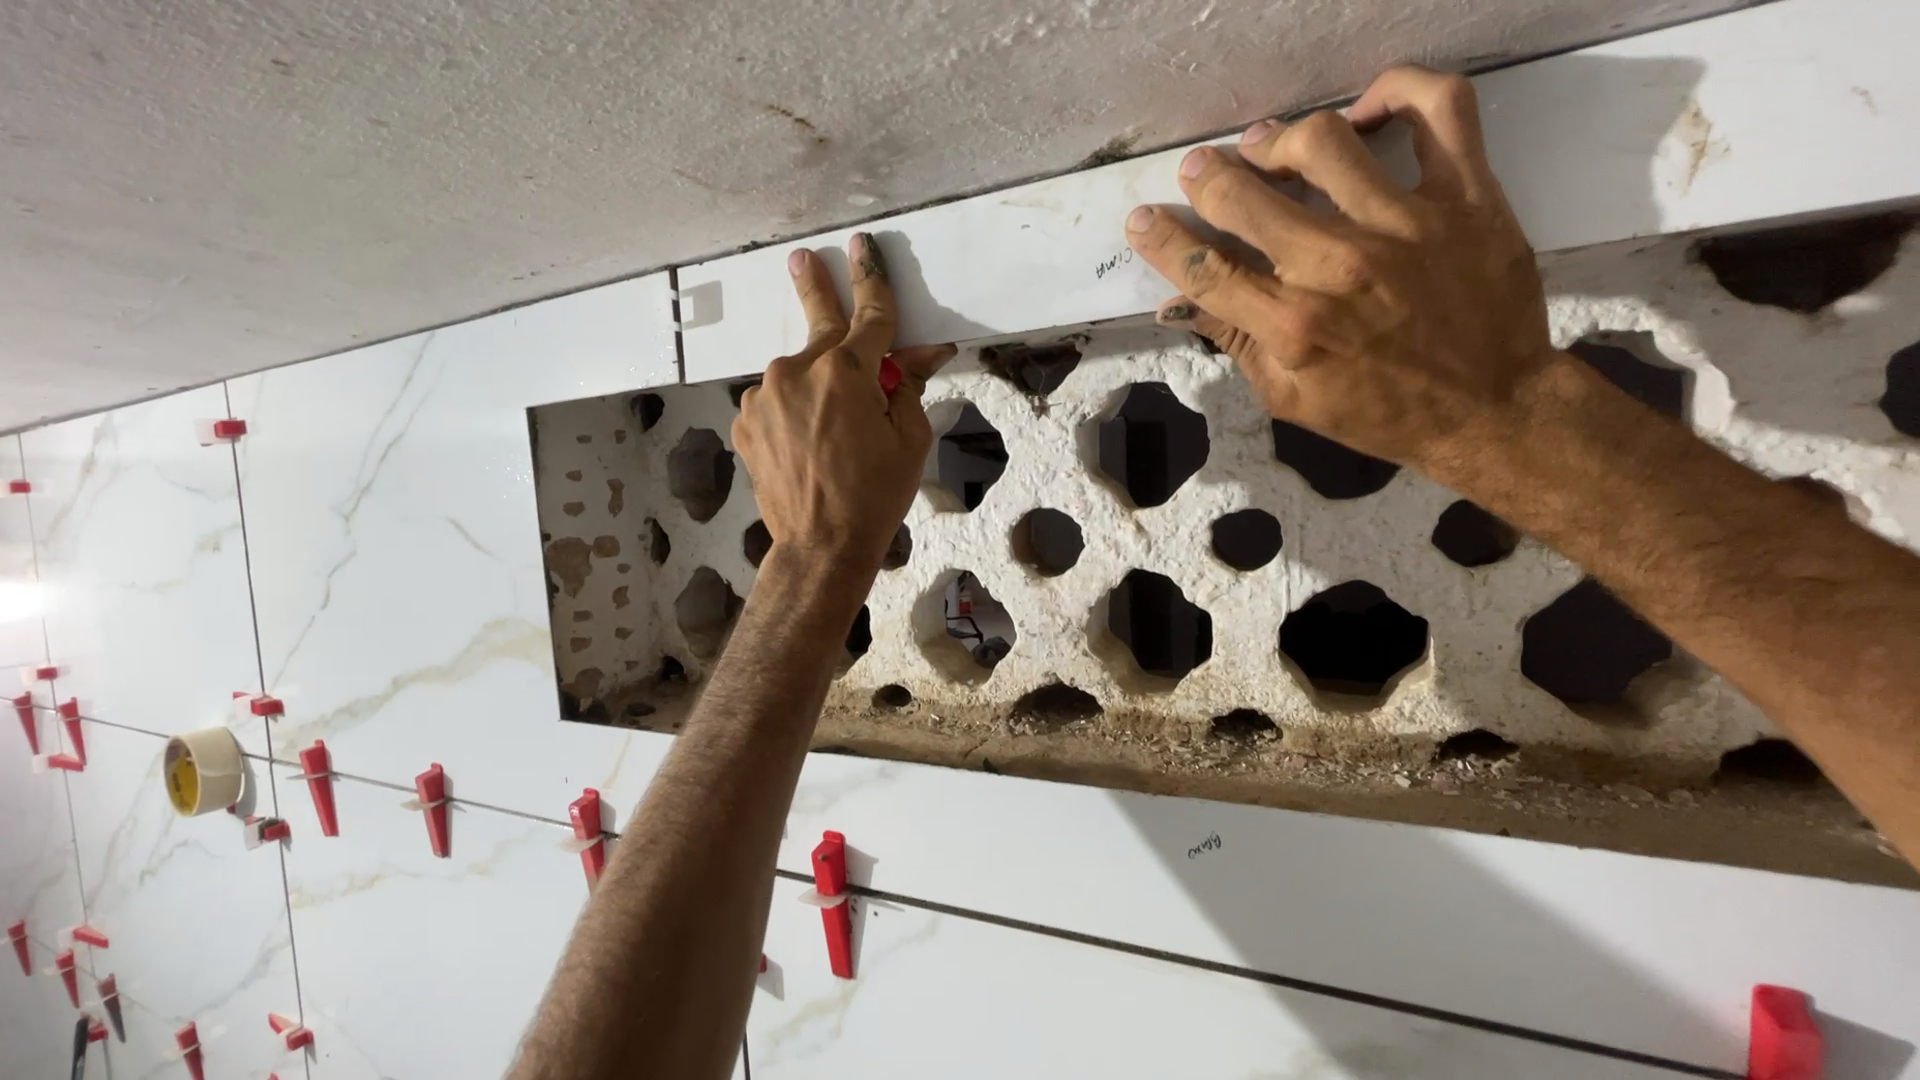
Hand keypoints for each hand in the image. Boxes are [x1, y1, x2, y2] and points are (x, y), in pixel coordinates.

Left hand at [733, 233, 955, 575]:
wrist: (821, 545)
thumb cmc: (875, 495)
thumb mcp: (909, 439)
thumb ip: (906, 385)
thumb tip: (922, 351)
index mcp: (845, 372)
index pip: (870, 315)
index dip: (872, 281)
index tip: (863, 249)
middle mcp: (797, 372)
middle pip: (818, 323)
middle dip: (815, 288)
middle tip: (802, 259)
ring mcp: (763, 395)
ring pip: (799, 374)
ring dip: (815, 383)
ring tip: (830, 427)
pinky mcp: (744, 420)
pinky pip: (776, 400)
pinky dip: (792, 409)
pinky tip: (806, 441)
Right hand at [1125, 66, 1554, 481]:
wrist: (1489, 407)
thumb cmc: (1378, 412)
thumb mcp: (1289, 396)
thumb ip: (1234, 342)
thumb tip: (1177, 304)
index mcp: (1293, 327)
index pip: (1205, 269)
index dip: (1161, 240)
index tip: (1143, 219)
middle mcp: (1339, 269)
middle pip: (1247, 197)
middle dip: (1208, 178)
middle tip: (1201, 169)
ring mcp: (1406, 225)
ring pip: (1325, 143)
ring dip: (1280, 139)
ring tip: (1268, 146)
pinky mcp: (1466, 196)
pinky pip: (1439, 110)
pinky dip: (1399, 91)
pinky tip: (1366, 109)